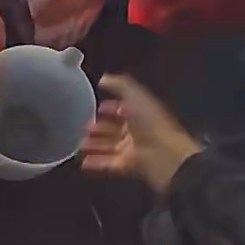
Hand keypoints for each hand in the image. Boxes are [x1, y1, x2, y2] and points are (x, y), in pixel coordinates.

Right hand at [80, 74, 202, 194]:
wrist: (166, 155)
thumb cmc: (151, 123)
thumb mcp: (135, 96)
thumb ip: (119, 85)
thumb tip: (102, 78)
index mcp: (141, 113)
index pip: (123, 108)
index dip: (109, 107)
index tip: (94, 107)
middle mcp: (137, 130)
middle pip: (114, 128)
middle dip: (98, 127)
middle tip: (82, 126)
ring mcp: (133, 149)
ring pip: (109, 146)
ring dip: (94, 145)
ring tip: (78, 144)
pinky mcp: (129, 165)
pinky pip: (109, 163)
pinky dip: (97, 162)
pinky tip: (84, 161)